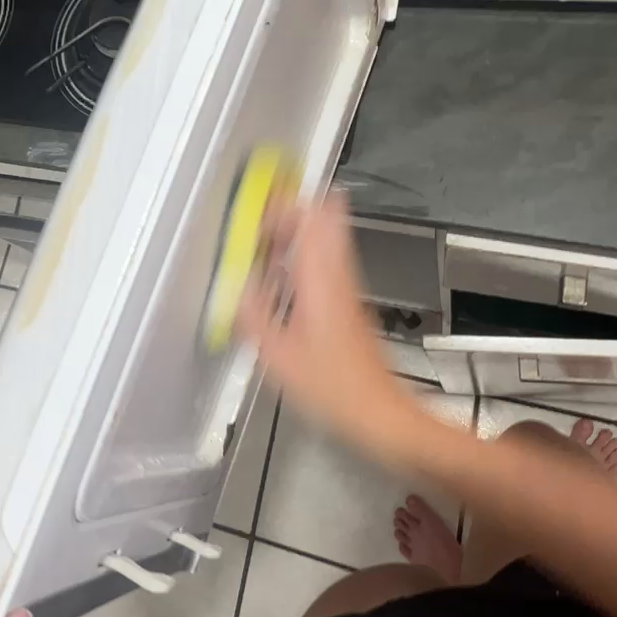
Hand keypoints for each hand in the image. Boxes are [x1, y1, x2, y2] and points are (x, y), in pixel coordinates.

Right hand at [237, 193, 425, 464]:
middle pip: (324, 219)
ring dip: (299, 231)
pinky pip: (329, 260)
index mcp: (320, 280)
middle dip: (291, 211)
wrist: (381, 412)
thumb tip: (236, 290)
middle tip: (264, 218)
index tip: (258, 207)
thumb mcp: (278, 357)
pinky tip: (286, 274)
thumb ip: (253, 317)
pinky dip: (308, 254)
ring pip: (329, 237)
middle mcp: (339, 276)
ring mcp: (349, 287)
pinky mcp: (351, 302)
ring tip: (269, 242)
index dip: (283, 204)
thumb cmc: (334, 388)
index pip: (309, 218)